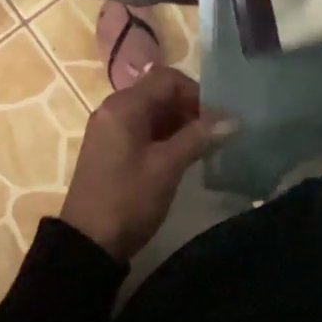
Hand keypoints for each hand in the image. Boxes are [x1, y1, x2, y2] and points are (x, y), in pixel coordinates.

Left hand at [59, 66, 234, 261]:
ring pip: (151, 111)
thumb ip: (199, 138)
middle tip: (213, 135)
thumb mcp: (167, 167)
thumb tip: (233, 119)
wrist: (87, 243)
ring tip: (202, 147)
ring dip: (178, 123)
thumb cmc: (128, 199)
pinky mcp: (109, 147)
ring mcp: (109, 128)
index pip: (167, 78)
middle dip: (189, 109)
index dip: (196, 93)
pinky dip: (162, 135)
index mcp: (124, 105)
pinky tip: (180, 156)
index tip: (216, 119)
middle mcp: (113, 108)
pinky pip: (140, 128)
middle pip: (158, 92)